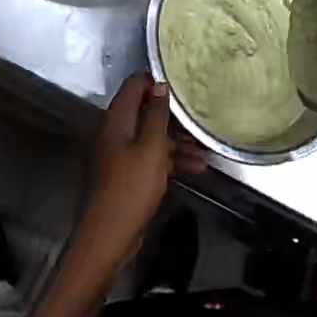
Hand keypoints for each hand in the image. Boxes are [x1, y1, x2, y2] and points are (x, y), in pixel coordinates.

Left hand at [77, 73, 206, 262]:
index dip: (157, 82)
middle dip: (173, 116)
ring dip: (177, 141)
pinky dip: (170, 160)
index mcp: (117, 119)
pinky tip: (196, 168)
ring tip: (206, 148)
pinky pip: (151, 157)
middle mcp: (116, 131)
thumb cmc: (131, 187)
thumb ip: (157, 114)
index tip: (183, 86)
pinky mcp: (127, 173)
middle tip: (200, 120)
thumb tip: (160, 85)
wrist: (110, 234)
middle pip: (145, 112)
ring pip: (151, 137)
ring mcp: (120, 153)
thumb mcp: (151, 147)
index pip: (134, 85)